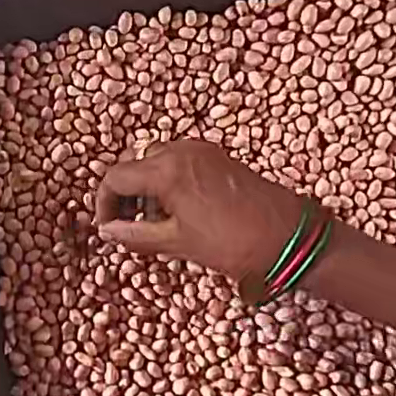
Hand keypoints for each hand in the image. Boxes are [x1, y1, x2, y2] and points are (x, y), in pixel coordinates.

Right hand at [91, 140, 312, 287]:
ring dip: (145, 189)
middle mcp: (182, 151)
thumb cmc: (234, 243)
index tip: (106, 226)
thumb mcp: (177, 242)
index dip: (103, 203)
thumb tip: (108, 232)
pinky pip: (179, 162)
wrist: (293, 238)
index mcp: (166, 170)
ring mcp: (203, 152)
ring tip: (152, 222)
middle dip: (124, 195)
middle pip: (134, 165)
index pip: (115, 177)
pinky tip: (176, 211)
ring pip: (156, 162)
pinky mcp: (219, 158)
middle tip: (126, 225)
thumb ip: (135, 234)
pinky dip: (167, 182)